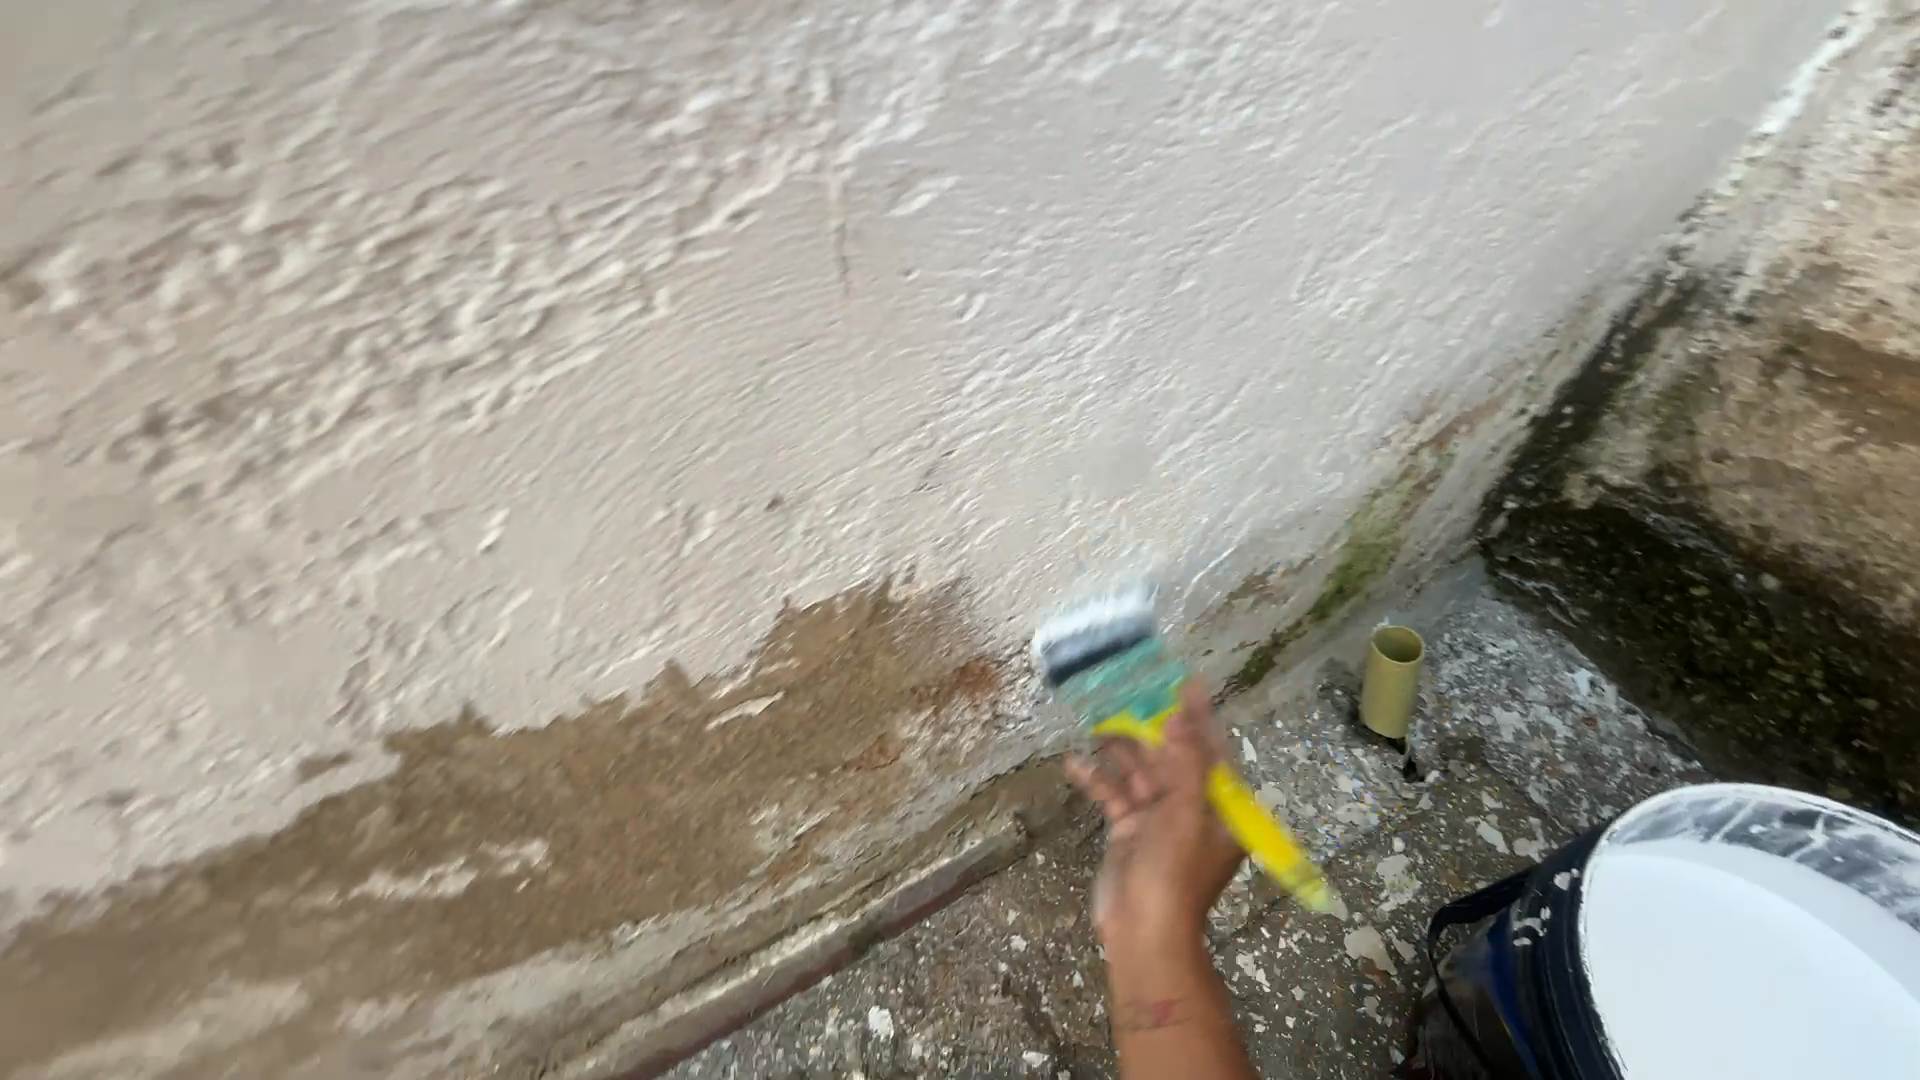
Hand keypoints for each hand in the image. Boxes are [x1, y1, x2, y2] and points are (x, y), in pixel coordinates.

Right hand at [1064, 680, 1245, 957]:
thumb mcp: (1185, 814)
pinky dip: (1097, 779)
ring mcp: (1159, 818)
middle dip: (1150, 729)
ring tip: (1097, 723)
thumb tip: (1179, 717)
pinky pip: (1115, 795)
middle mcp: (1192, 808)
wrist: (1142, 933)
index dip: (1201, 718)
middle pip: (1172, 757)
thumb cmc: (1174, 872)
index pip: (1214, 751)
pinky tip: (1074, 763)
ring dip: (1120, 749)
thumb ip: (1184, 762)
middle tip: (1128, 695)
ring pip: (1140, 772)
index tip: (1188, 684)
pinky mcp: (1130, 829)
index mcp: (1220, 807)